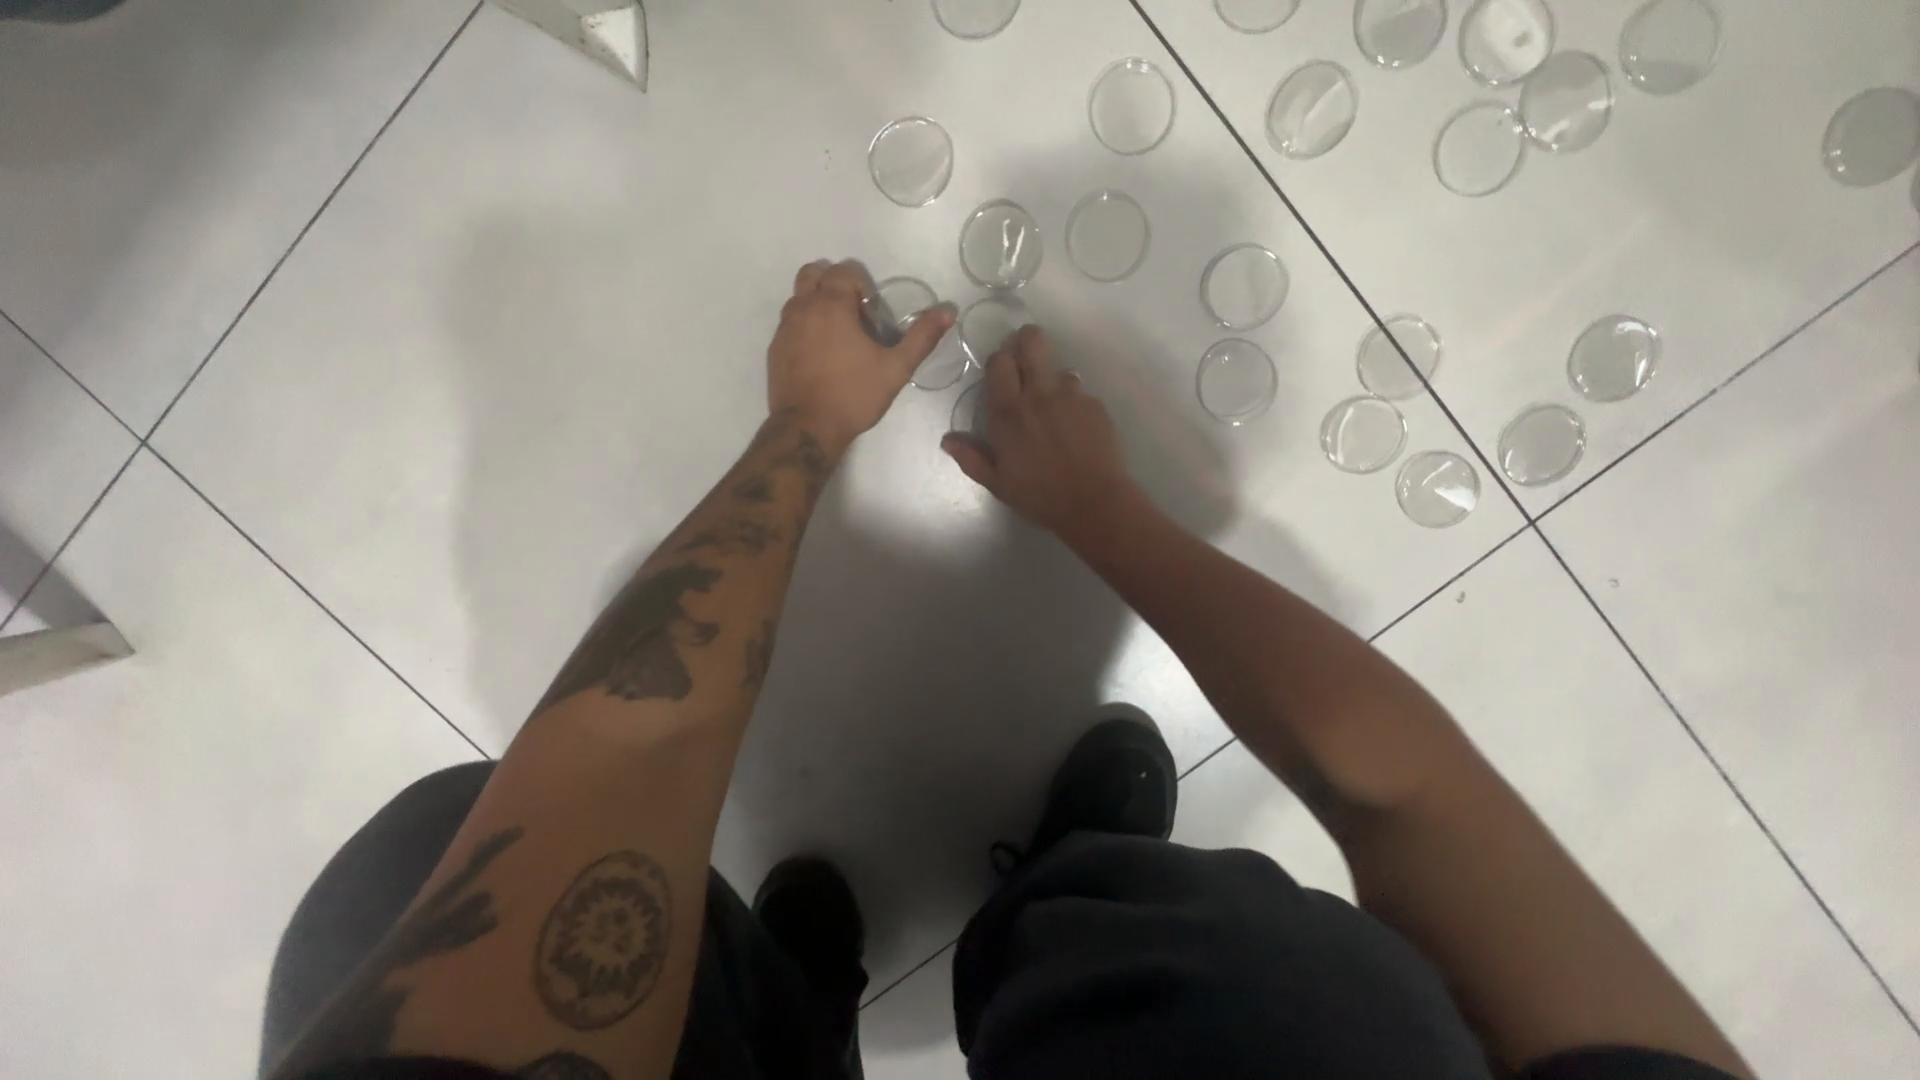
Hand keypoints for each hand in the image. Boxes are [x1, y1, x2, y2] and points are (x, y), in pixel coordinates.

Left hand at [767, 259, 954, 449]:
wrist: (808, 428)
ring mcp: (784, 329)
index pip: (843, 271)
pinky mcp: (775, 350)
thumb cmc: (854, 396)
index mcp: (831, 306)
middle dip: (834, 285)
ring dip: (818, 305)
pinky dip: (805, 327)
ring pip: (798, 298)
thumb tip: (948, 311)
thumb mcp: (895, 368)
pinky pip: (789, 324)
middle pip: (813, 274)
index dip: (861, 286)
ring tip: (838, 337)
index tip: (872, 315)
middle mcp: (802, 309)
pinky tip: (821, 357)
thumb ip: (921, 337)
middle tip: (853, 315)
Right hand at [941, 325, 1137, 538]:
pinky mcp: (1094, 404)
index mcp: (1008, 413)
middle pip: (1031, 342)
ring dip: (1053, 381)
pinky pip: (1080, 392)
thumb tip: (947, 440)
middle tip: (1026, 359)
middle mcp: (1038, 395)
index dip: (999, 360)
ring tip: (1056, 409)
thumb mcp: (998, 483)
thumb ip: (971, 458)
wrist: (1093, 503)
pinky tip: (1077, 428)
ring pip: (1059, 368)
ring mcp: (1070, 396)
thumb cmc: (1040, 496)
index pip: (999, 361)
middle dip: (1026, 340)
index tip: (1002, 373)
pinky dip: (1075, 403)